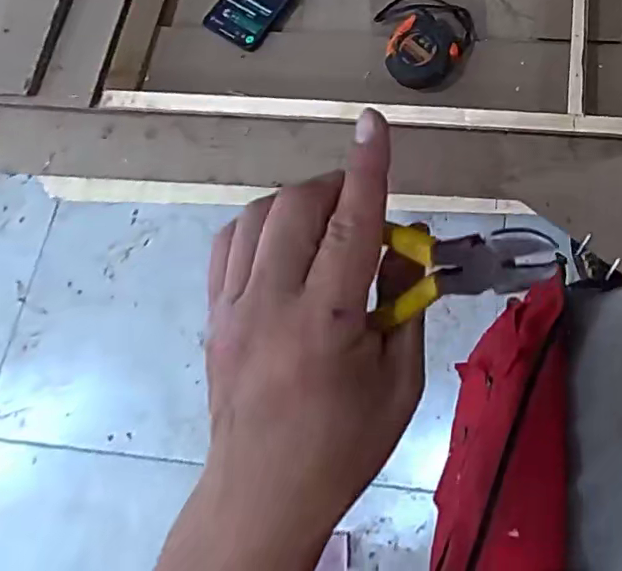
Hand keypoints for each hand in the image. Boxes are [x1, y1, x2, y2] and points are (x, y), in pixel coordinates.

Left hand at [161, 109, 423, 570]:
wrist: (261, 498)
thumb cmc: (344, 443)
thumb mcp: (402, 378)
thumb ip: (407, 300)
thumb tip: (403, 243)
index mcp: (325, 323)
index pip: (352, 224)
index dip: (368, 168)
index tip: (374, 124)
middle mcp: (271, 304)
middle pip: (300, 206)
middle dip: (340, 187)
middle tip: (366, 208)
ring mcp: (233, 307)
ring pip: (261, 214)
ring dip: (304, 201)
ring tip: (330, 225)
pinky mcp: (214, 313)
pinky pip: (231, 240)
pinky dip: (264, 223)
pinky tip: (286, 242)